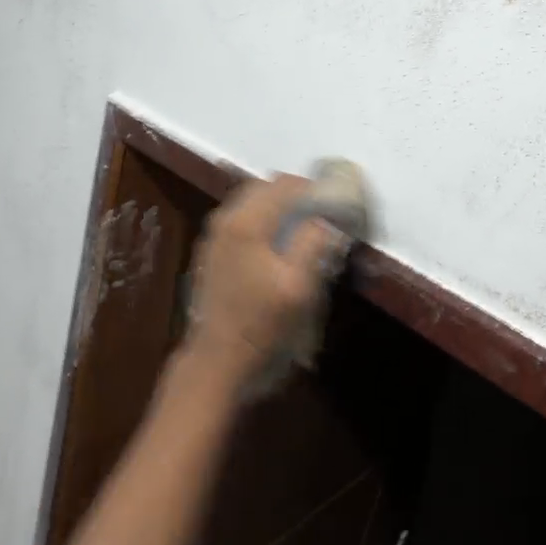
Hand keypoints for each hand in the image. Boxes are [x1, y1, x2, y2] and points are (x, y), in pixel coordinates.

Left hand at [186, 174, 349, 378]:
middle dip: (295, 195)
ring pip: (252, 202)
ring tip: (302, 230)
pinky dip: (263, 221)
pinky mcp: (212, 252)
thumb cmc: (261, 325)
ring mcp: (214, 235)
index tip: (333, 205)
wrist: (217, 361)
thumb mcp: (299, 287)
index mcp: (247, 222)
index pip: (285, 183)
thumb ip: (314, 243)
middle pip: (266, 187)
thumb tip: (326, 217)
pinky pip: (242, 220)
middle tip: (320, 216)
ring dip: (278, 207)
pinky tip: (277, 247)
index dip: (313, 189)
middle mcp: (226, 219)